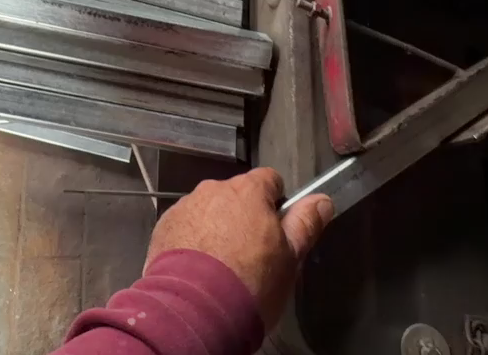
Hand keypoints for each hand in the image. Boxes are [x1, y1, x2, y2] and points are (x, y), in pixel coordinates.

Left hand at [144, 168, 333, 326]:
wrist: (196, 308)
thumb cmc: (250, 282)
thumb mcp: (290, 258)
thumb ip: (305, 224)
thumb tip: (322, 200)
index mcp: (248, 191)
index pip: (269, 179)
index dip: (277, 202)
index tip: (278, 228)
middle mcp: (214, 188)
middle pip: (237, 195)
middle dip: (245, 216)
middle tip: (252, 254)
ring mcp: (187, 204)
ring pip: (210, 209)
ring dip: (218, 226)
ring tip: (223, 265)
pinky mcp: (165, 224)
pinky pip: (186, 224)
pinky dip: (193, 238)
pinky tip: (199, 267)